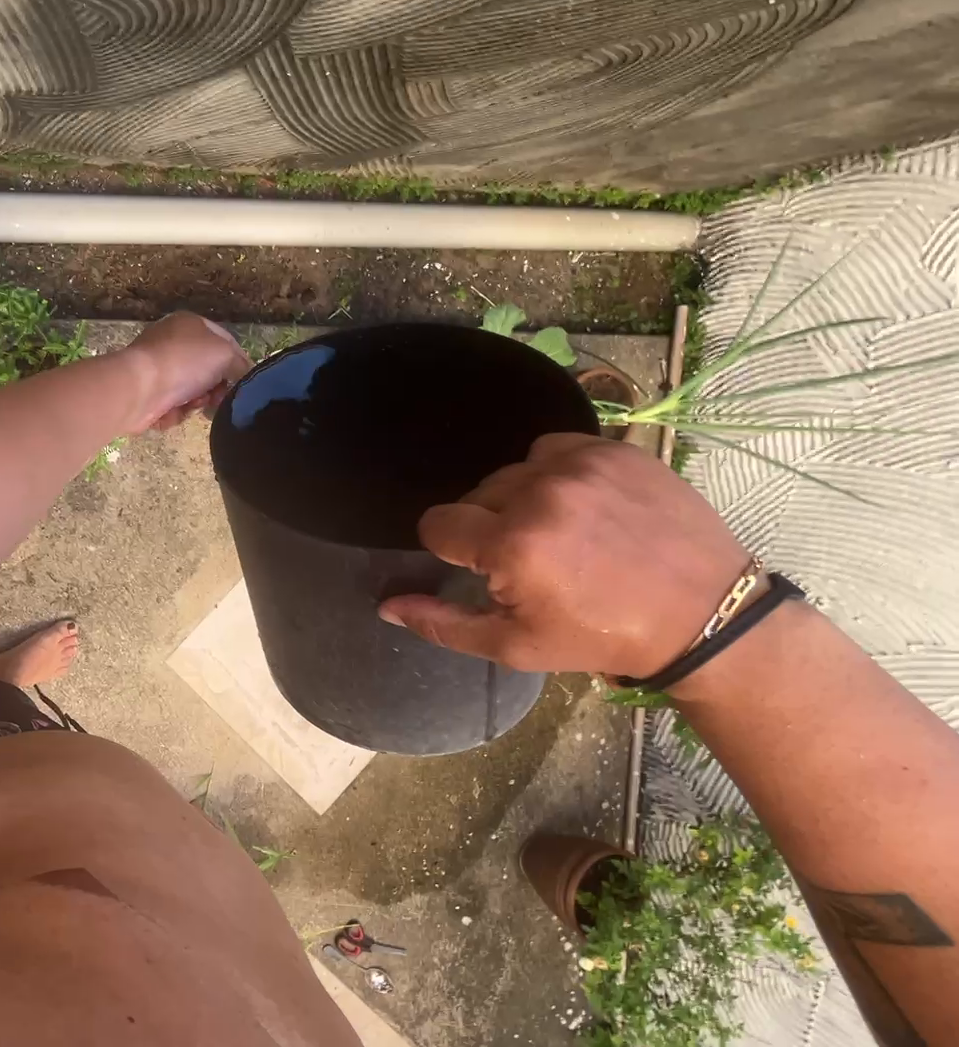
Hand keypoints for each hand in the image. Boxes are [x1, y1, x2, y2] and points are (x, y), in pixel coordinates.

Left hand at [120, 311, 251, 430]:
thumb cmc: (183, 362)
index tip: (245, 384)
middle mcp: (171, 344)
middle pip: (206, 371)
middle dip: (215, 389)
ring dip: (193, 404)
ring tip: (189, 406)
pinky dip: (173, 413)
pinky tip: (169, 412)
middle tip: (218, 400)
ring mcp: (155, 370)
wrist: (137, 388)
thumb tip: (243, 377)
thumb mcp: (224, 354)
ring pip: (189, 393)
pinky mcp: (144, 395)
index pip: (224, 342)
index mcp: (189, 325)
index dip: (238, 363)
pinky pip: (170, 408)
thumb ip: (240, 364)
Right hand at [376, 434, 755, 676]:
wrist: (710, 619)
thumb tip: (385, 607)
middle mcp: (540, 496)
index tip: (484, 567)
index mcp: (511, 545)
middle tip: (531, 559)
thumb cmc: (600, 638)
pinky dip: (554, 473)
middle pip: (473, 496)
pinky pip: (552, 450)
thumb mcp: (514, 645)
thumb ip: (440, 623)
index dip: (451, 549)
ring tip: (558, 531)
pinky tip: (579, 504)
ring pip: (509, 473)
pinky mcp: (614, 452)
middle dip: (488, 526)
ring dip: (518, 498)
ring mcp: (580, 468)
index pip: (437, 524)